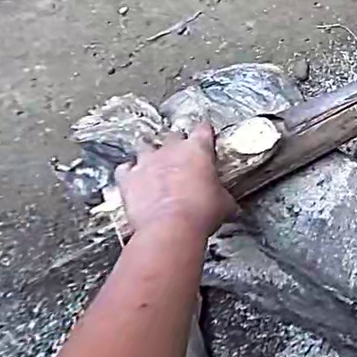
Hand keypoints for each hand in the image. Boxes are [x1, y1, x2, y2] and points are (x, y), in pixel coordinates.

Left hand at [116, 124, 234, 240]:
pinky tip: (132, 179)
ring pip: (145, 146)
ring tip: (154, 164)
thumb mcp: (224, 204)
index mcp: (198, 148)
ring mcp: (147, 161)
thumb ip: (224, 197)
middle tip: (182, 158)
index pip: (203, 129)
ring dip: (150, 154)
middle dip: (176, 144)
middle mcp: (171, 148)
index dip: (204, 134)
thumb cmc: (200, 212)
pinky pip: (124, 169)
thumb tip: (232, 208)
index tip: (206, 139)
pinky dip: (128, 173)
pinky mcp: (128, 178)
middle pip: (173, 135)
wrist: (170, 228)